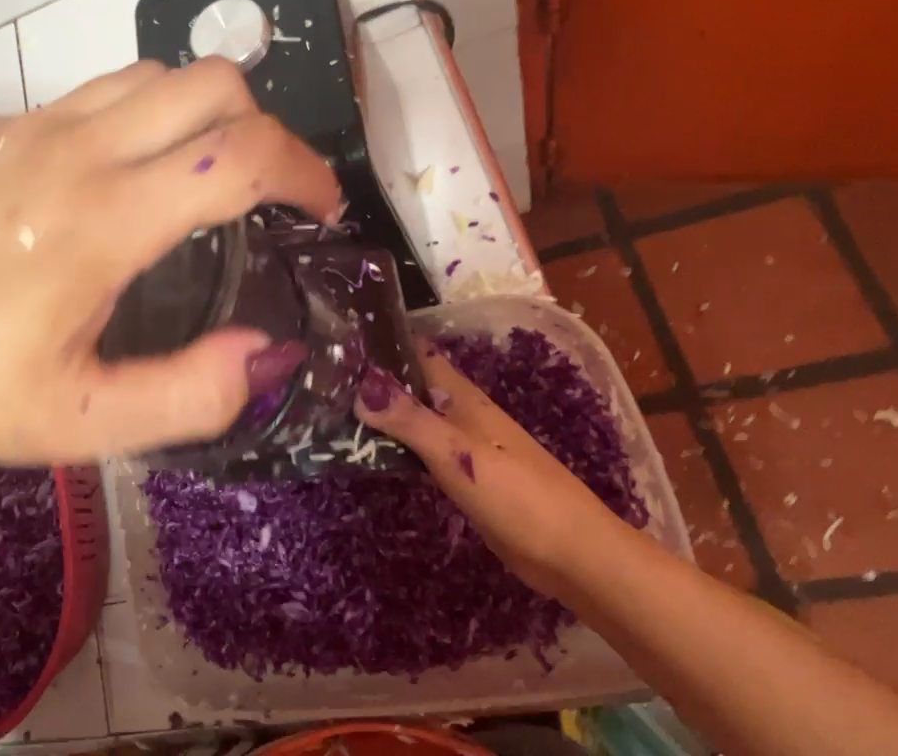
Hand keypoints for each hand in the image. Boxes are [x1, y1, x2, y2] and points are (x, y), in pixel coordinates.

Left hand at [0, 58, 341, 464]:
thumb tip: (263, 352)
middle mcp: (76, 151)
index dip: (304, 173)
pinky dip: (150, 113)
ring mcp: (37, 127)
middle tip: (271, 193)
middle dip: (267, 129)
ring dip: (207, 114)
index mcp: (104, 222)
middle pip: (213, 83)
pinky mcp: (9, 125)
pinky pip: (105, 90)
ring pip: (159, 74)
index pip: (239, 156)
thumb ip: (187, 394)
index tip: (318, 211)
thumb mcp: (81, 422)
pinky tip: (134, 172)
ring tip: (207, 178)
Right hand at [356, 344, 626, 596]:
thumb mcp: (458, 454)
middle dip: (375, 382)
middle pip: (414, 388)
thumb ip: (410, 421)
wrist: (575, 556)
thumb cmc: (519, 496)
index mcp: (466, 400)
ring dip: (384, 416)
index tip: (340, 341)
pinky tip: (371, 455)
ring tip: (334, 412)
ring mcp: (467, 450)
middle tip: (323, 381)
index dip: (385, 344)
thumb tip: (359, 386)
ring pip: (417, 421)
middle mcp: (464, 417)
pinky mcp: (468, 481)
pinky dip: (398, 448)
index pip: (421, 355)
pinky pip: (423, 454)